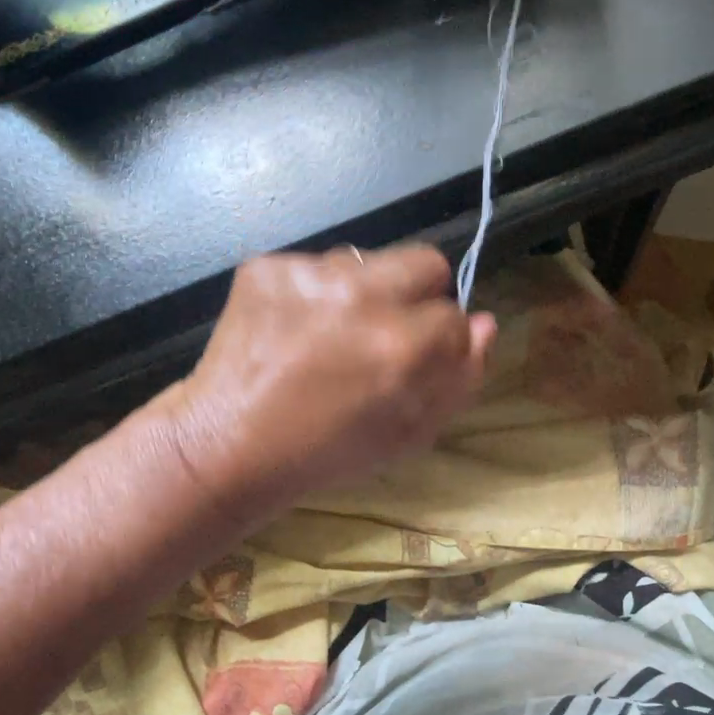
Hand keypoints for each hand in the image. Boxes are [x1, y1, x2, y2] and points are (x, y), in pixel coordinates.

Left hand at [163, 244, 494, 515]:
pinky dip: (313, 296)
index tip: (414, 364)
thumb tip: (485, 324)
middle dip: (417, 297)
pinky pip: (315, 267)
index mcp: (403, 343)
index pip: (455, 315)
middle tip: (383, 336)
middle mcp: (361, 294)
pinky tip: (294, 332)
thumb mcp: (408, 435)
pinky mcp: (267, 266)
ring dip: (364, 295)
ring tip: (330, 339)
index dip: (440, 343)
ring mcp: (308, 273)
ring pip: (369, 262)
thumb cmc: (326, 452)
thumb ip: (459, 379)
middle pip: (426, 262)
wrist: (228, 445)